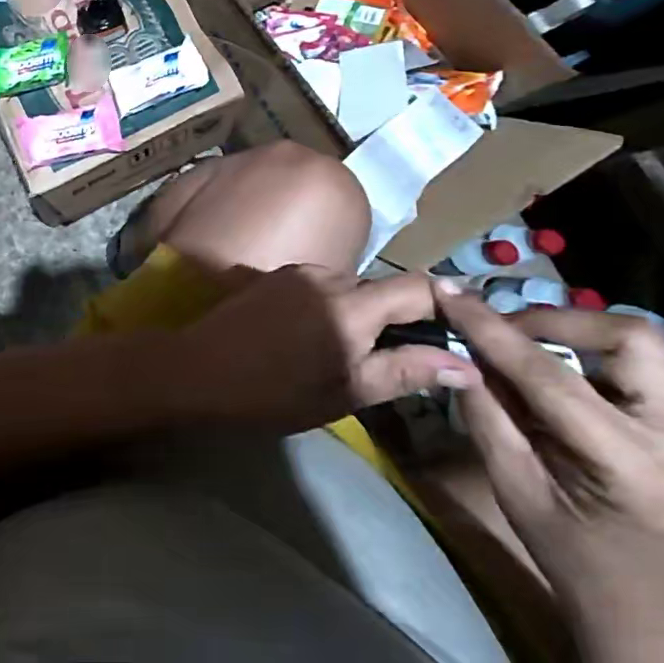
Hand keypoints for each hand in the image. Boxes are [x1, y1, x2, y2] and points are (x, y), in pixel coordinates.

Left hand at [173, 267, 478, 431]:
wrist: (198, 371)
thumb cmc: (275, 393)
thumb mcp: (347, 392)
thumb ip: (407, 371)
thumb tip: (466, 365)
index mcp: (351, 304)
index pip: (418, 288)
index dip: (445, 308)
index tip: (457, 335)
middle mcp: (326, 274)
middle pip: (382, 288)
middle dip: (397, 318)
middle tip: (396, 359)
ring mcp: (294, 270)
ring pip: (349, 287)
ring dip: (360, 313)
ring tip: (347, 352)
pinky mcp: (270, 275)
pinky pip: (318, 285)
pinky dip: (329, 306)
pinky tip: (309, 337)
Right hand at [436, 285, 663, 654]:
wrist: (653, 610)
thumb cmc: (570, 555)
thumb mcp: (511, 485)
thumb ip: (486, 411)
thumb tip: (457, 349)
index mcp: (638, 472)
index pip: (552, 377)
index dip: (492, 329)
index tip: (449, 293)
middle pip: (630, 339)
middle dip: (555, 321)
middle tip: (504, 330)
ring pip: (643, 344)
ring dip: (576, 334)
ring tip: (528, 348)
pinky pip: (648, 368)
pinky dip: (594, 356)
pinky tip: (562, 373)